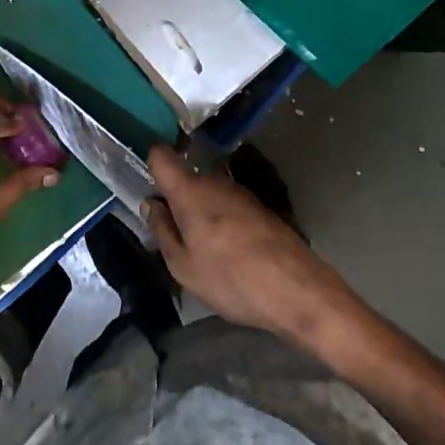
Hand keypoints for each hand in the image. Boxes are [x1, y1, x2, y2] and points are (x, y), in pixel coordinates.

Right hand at [144, 146, 362, 347]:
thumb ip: (162, 230)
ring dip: (201, 212)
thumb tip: (151, 204)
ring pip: (208, 193)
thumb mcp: (183, 266)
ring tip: (202, 248)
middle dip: (176, 198)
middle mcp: (215, 182)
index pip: (161, 155)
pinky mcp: (261, 207)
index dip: (150, 164)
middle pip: (186, 177)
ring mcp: (241, 193)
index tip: (147, 185)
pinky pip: (228, 206)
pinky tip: (228, 252)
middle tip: (172, 232)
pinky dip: (222, 221)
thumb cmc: (231, 278)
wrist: (297, 289)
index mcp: (190, 191)